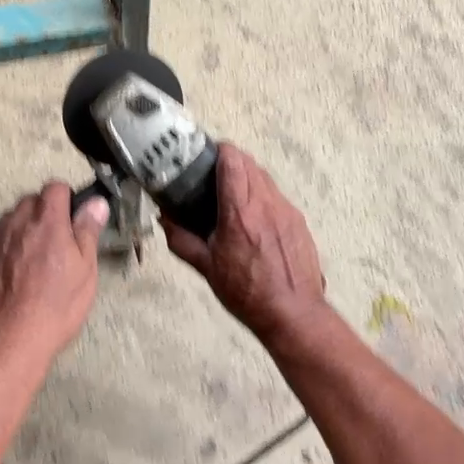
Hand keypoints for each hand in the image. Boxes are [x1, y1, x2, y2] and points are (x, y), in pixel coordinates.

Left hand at [0, 181, 109, 362]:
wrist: (6, 342)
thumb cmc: (54, 307)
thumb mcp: (85, 271)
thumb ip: (88, 231)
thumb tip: (96, 203)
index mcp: (47, 220)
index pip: (55, 187)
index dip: (68, 199)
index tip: (74, 220)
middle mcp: (17, 222)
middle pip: (31, 201)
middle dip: (45, 213)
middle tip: (59, 243)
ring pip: (12, 220)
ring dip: (25, 228)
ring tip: (37, 259)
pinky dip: (6, 246)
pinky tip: (14, 271)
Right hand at [164, 143, 327, 346]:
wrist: (293, 314)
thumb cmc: (246, 292)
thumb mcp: (207, 268)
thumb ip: (182, 239)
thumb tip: (164, 218)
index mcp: (240, 210)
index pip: (232, 159)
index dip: (218, 150)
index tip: (205, 156)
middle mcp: (266, 202)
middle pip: (249, 162)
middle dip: (230, 162)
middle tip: (212, 177)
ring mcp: (286, 210)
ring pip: (265, 178)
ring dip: (247, 178)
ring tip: (231, 199)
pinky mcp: (299, 221)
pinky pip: (277, 197)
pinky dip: (262, 198)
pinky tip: (254, 222)